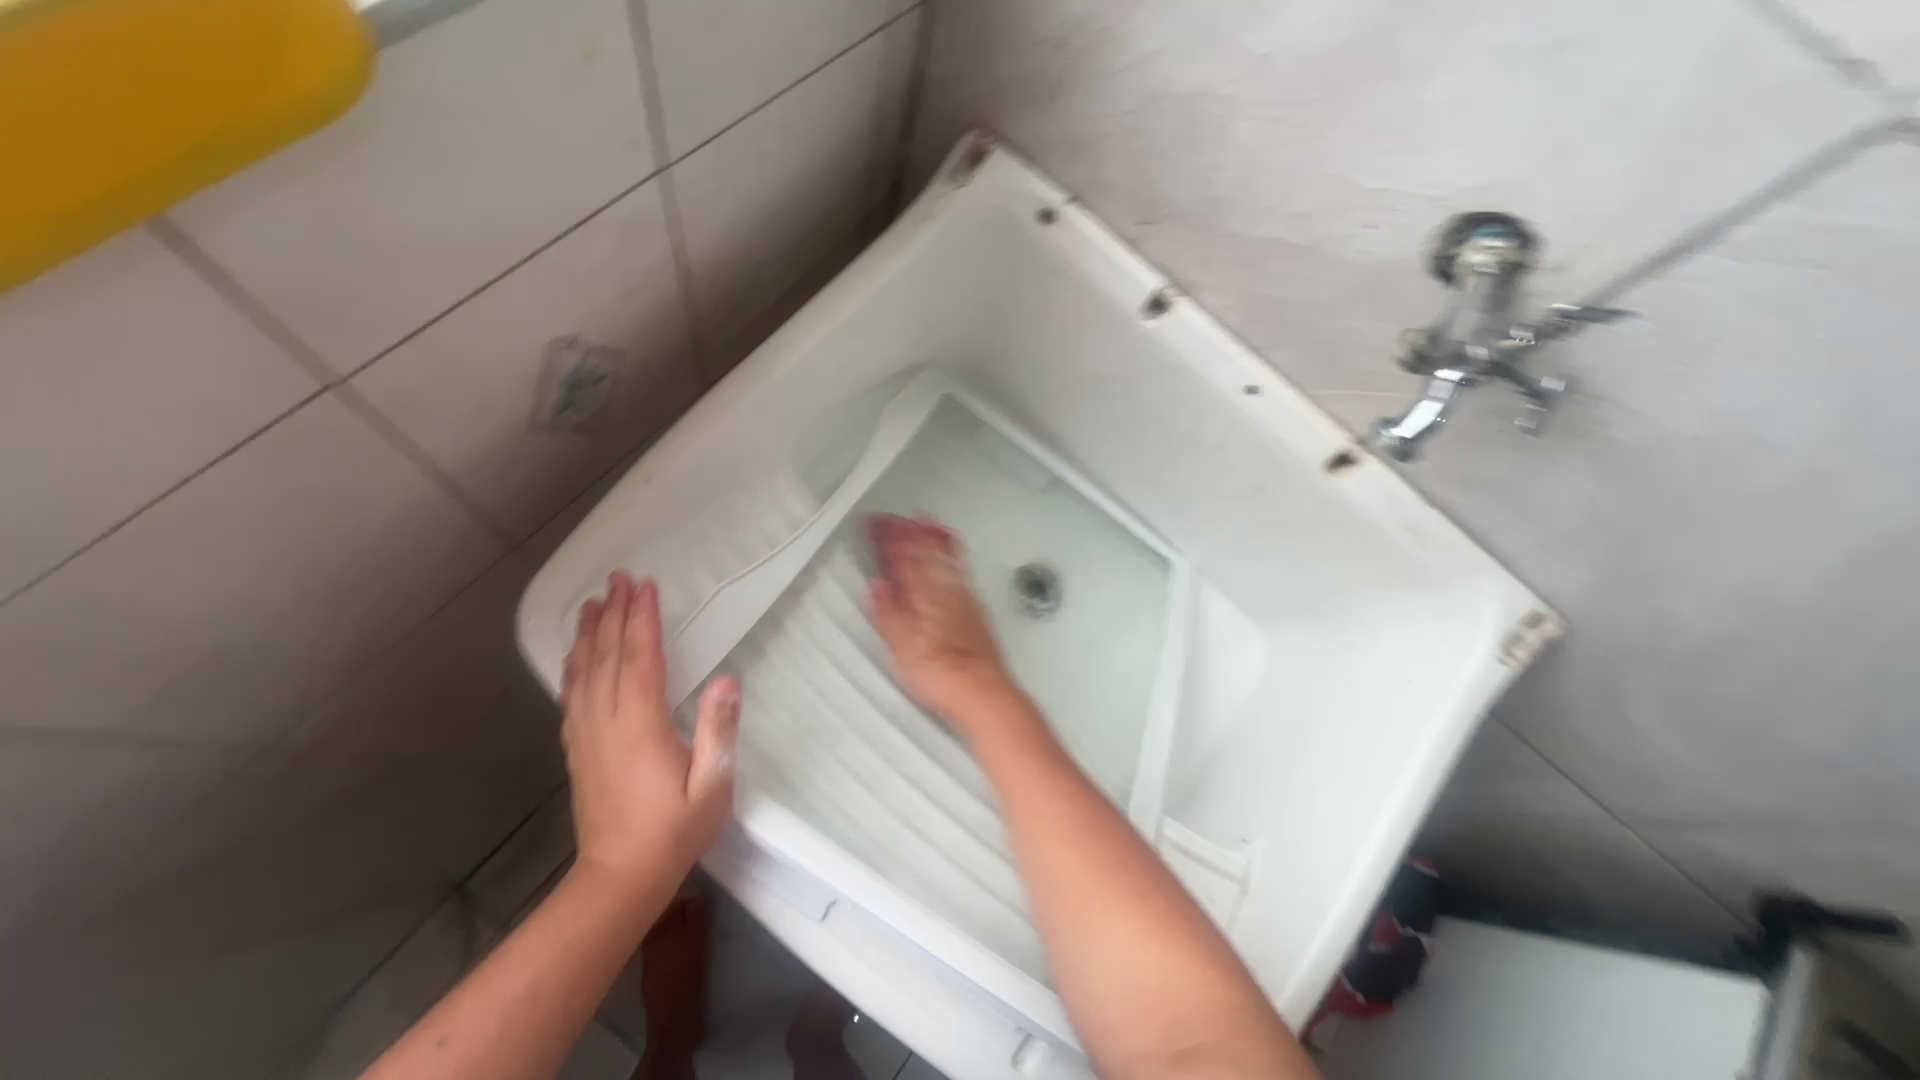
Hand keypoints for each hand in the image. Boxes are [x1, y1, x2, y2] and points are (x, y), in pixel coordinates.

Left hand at [562, 572, 739, 888]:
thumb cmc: (674, 830)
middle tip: (617, 578)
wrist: (619, 876)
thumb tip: (727, 680)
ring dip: (588, 634)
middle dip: (613, 614)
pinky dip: (573, 667)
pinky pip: (571, 696)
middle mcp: (608, 721)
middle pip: (607, 656)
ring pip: (583, 672)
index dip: (642, 619)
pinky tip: (574, 656)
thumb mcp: (712, 786)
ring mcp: (587, 735)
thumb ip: (719, 732)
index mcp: (641, 725)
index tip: (645, 585)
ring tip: (591, 603)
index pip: (641, 659)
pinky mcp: (578, 750)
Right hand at [864, 515, 1021, 734]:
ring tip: (929, 524)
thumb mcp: (902, 646)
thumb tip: (876, 585)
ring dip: (935, 540)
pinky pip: (960, 573)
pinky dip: (952, 559)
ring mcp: (966, 599)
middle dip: (913, 532)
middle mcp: (947, 590)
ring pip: (948, 559)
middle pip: (929, 552)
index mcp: (925, 593)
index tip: (875, 524)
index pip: (905, 556)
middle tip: (901, 518)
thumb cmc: (940, 672)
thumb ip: (888, 612)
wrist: (984, 693)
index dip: (890, 538)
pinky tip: (950, 563)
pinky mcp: (977, 613)